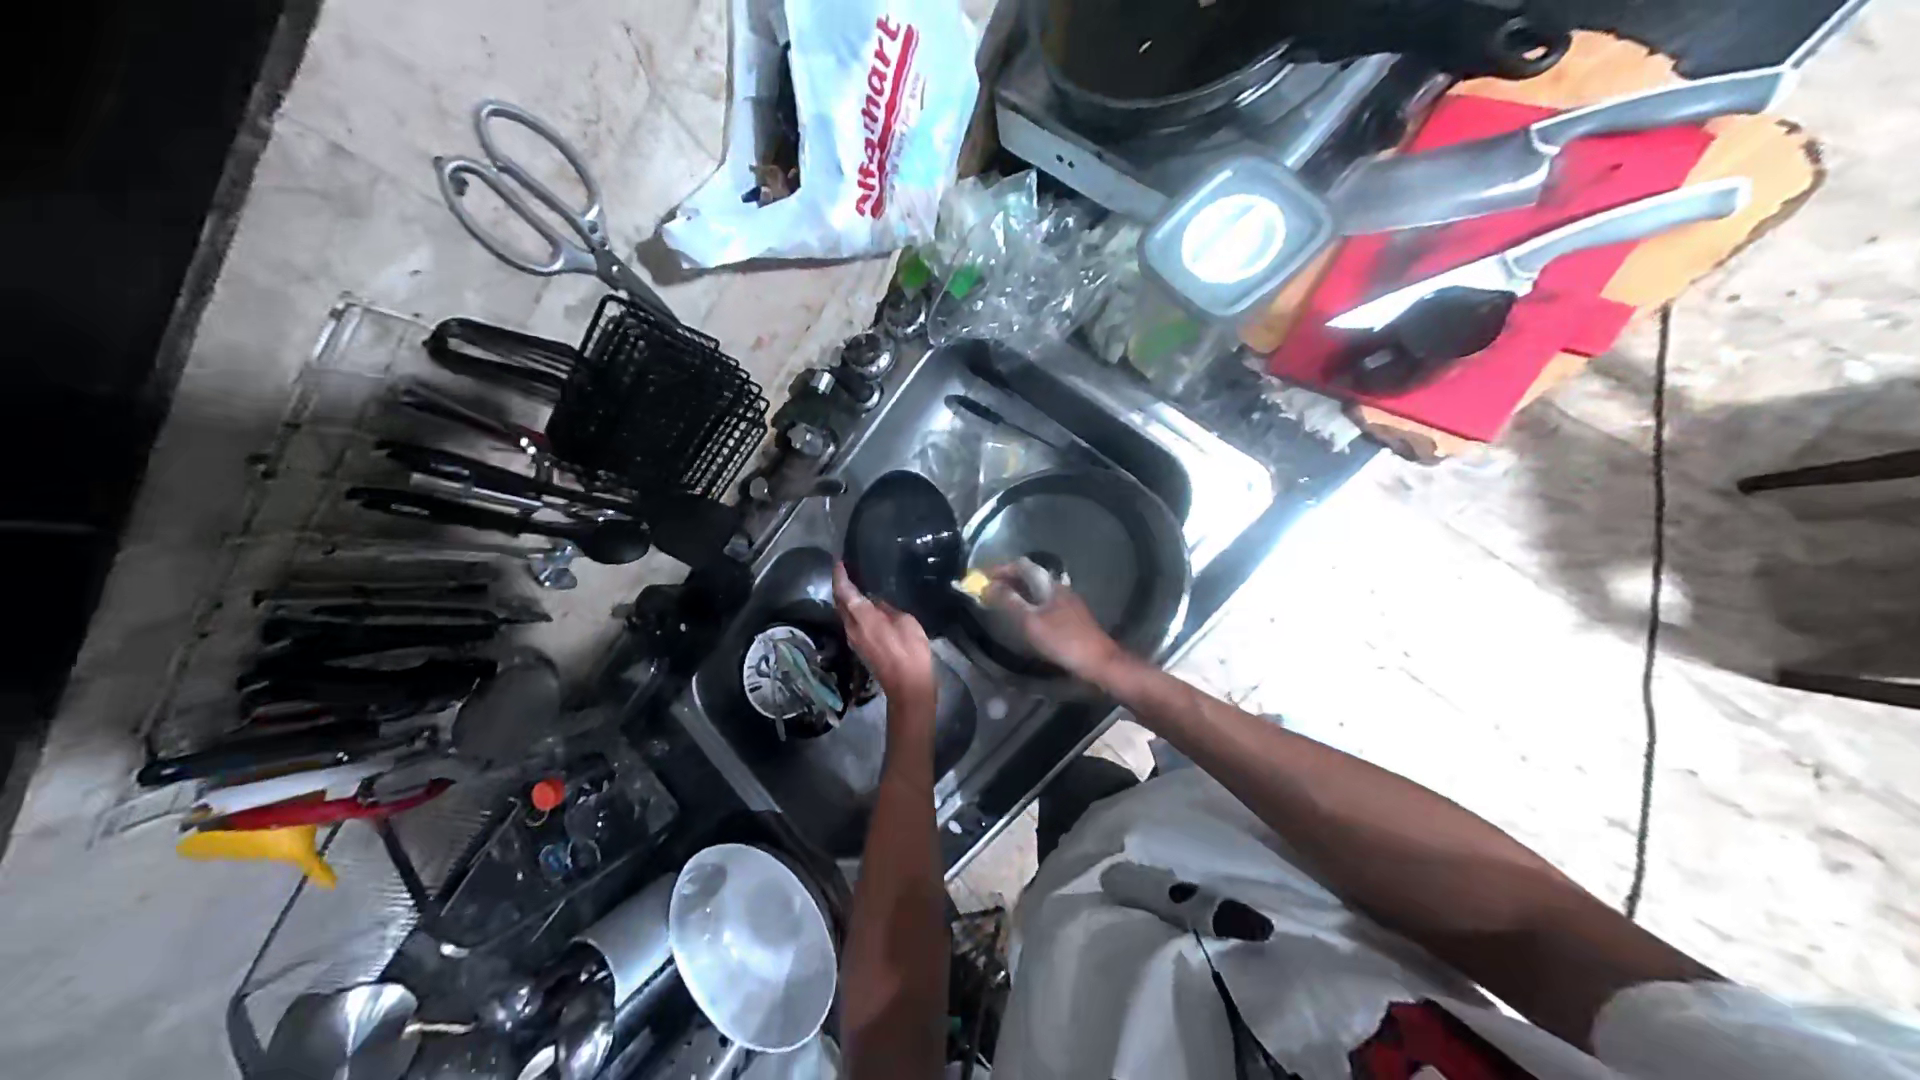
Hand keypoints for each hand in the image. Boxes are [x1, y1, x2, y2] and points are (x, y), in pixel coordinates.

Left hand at [833, 563, 935, 716]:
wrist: (908, 686)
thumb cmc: (910, 651)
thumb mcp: (905, 621)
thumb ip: (888, 608)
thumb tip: (877, 603)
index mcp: (862, 617)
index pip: (844, 592)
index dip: (840, 576)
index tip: (839, 562)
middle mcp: (852, 628)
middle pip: (840, 603)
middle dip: (841, 586)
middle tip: (848, 571)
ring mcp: (854, 640)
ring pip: (844, 614)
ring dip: (847, 600)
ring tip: (858, 586)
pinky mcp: (860, 649)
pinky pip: (852, 624)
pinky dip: (854, 611)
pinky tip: (866, 607)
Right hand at [983, 560, 1127, 684]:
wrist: (1098, 661)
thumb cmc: (1063, 640)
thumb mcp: (1030, 621)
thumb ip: (1008, 601)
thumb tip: (988, 585)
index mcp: (1049, 584)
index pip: (1022, 565)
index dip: (1001, 569)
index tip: (982, 577)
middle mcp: (1059, 588)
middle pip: (1030, 576)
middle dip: (1008, 580)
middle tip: (988, 591)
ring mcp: (1067, 602)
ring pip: (1037, 590)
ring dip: (1018, 592)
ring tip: (1001, 603)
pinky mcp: (1070, 617)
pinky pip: (1043, 603)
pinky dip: (1028, 604)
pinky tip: (1023, 617)